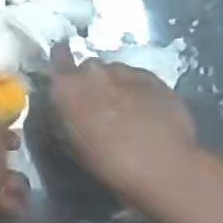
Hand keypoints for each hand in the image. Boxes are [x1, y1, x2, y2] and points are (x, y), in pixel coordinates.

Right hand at [49, 43, 198, 205]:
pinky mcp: (153, 77)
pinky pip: (139, 80)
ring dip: (117, 87)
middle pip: (89, 67)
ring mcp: (125, 70)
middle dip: (93, 83)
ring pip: (116, 73)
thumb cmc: (111, 165)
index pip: (58, 57)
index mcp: (68, 87)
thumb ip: (69, 120)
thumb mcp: (76, 148)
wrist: (164, 165)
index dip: (62, 61)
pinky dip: (140, 92)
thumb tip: (71, 114)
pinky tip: (149, 115)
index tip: (68, 75)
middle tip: (101, 107)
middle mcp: (94, 71)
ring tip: (129, 114)